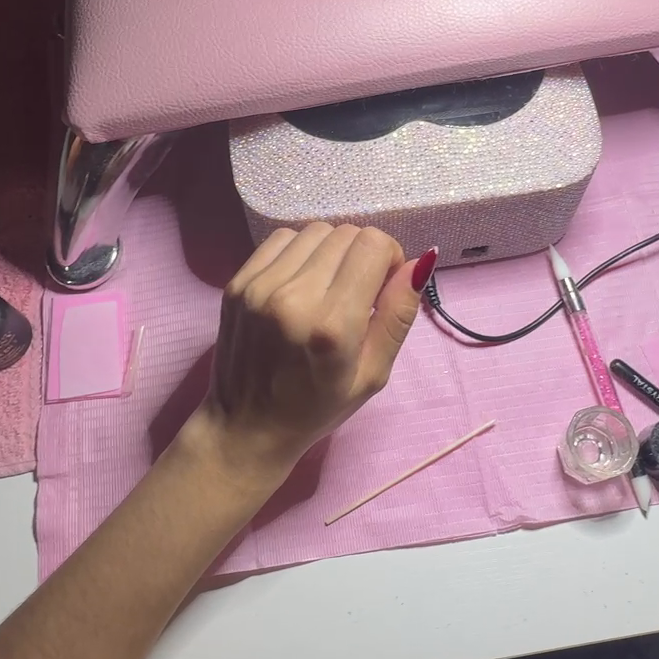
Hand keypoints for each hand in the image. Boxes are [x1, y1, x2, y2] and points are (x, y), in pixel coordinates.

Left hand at [186, 224, 434, 487]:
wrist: (245, 427)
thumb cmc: (317, 408)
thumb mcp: (373, 374)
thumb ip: (398, 315)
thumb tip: (421, 262)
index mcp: (332, 326)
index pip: (373, 245)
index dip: (389, 257)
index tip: (383, 286)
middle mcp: (294, 297)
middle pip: (346, 234)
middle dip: (362, 254)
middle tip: (357, 291)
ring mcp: (260, 286)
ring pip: (315, 231)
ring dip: (331, 250)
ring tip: (327, 286)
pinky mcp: (238, 282)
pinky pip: (282, 238)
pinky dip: (300, 251)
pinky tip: (301, 281)